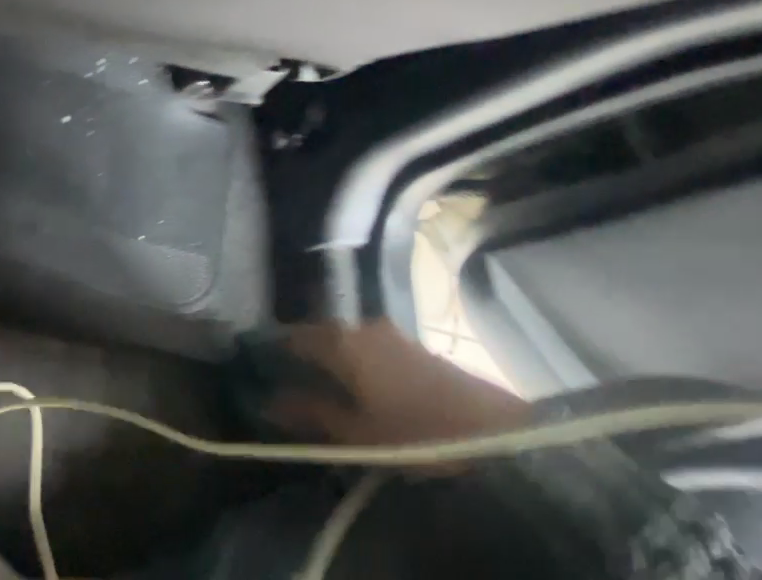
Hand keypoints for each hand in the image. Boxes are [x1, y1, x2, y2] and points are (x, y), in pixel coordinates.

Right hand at [268, 324, 529, 457]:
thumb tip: (268, 401)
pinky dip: (361, 363)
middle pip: (321, 335)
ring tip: (329, 388)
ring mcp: (393, 334)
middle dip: (306, 355)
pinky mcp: (418, 347)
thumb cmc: (416, 432)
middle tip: (294, 383)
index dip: (274, 353)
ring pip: (349, 341)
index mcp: (339, 341)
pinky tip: (364, 387)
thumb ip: (310, 413)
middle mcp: (361, 327)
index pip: (292, 336)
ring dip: (336, 359)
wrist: (499, 433)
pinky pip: (372, 348)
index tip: (262, 370)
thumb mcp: (356, 432)